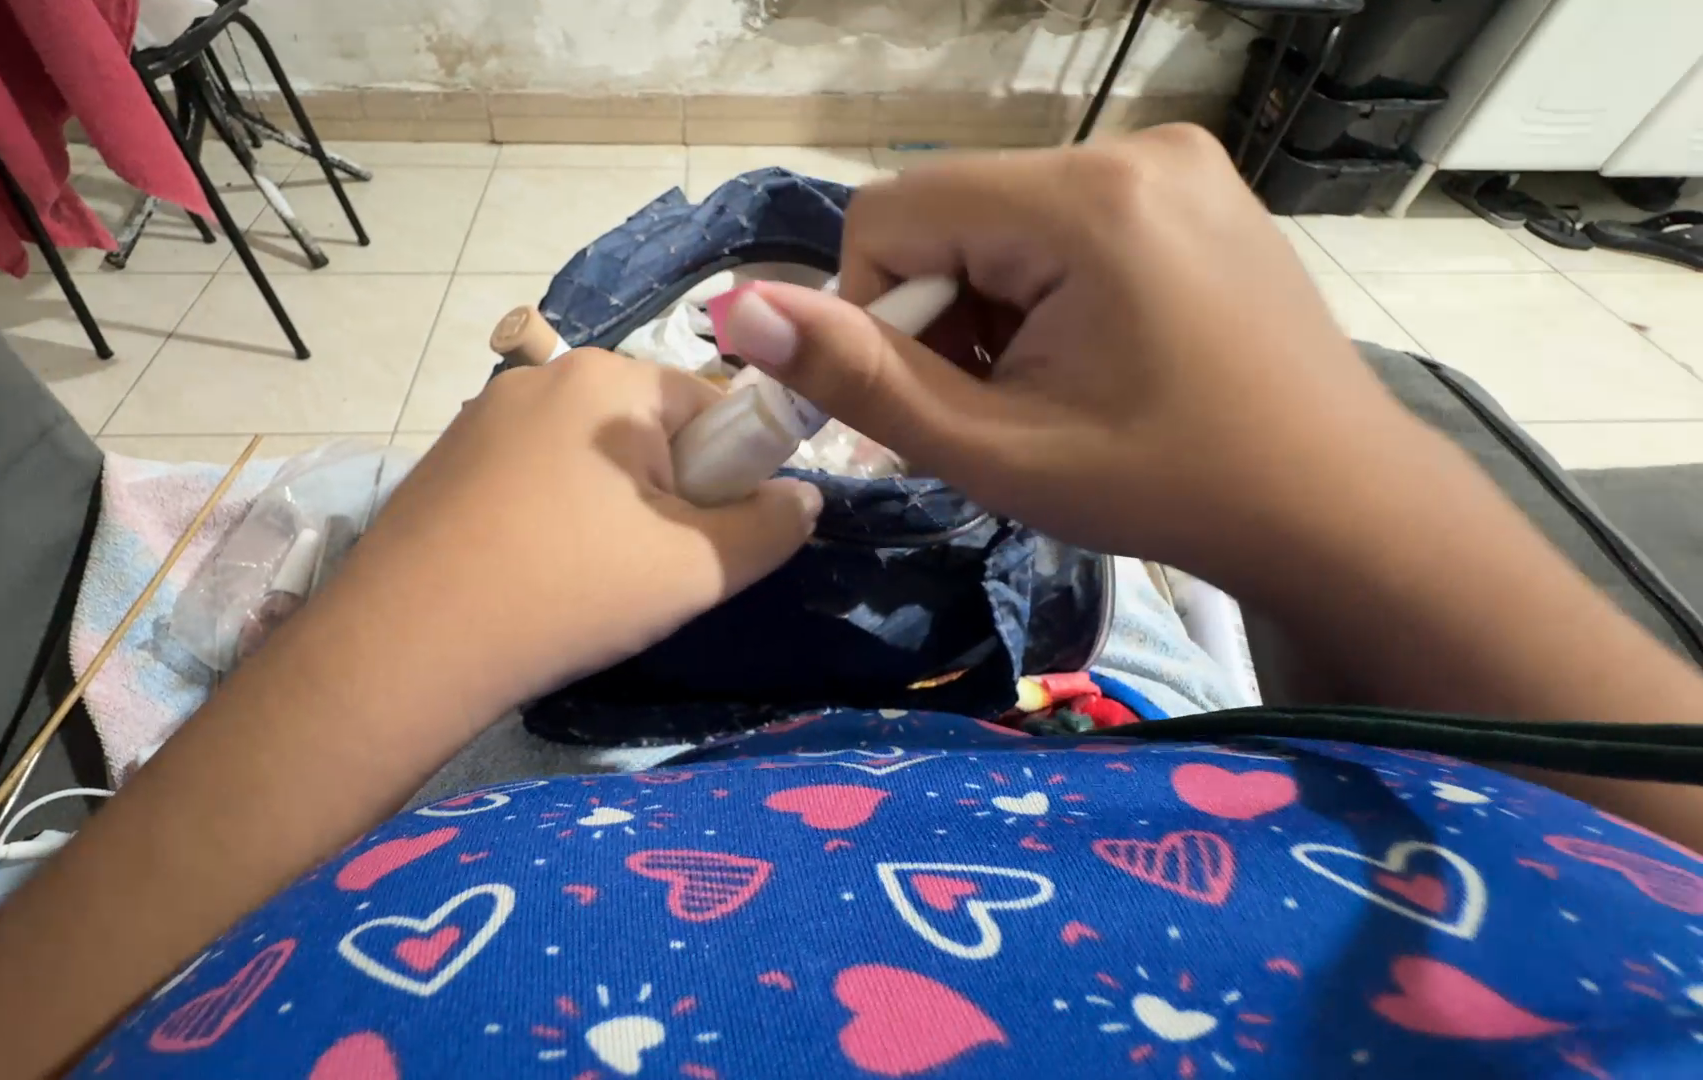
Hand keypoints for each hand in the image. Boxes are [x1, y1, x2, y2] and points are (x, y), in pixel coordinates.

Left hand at [352, 348, 821, 711]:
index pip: (713, 406)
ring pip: (594, 458)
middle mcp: (547, 374)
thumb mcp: (697, 569)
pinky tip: (533, 570)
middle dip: (670, 493)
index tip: (704, 539)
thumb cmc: (570, 593)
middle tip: (648, 568)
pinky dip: (557, 514)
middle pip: (652, 430)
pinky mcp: (449, 458)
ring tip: (585, 578)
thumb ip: (772, 528)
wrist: (405, 651)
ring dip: (614, 508)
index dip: (729, 475)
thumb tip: (802, 498)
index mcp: (611, 380)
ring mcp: (487, 414)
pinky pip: (538, 474)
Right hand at [717, 125, 1427, 580]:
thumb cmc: (1160, 488)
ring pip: (994, 225)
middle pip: (946, 216)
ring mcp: (1169, 165)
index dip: (872, 313)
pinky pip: (1052, 229)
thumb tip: (738, 309)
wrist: (1332, 508)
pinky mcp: (1186, 193)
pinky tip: (1074, 361)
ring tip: (1034, 392)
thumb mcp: (991, 447)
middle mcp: (1129, 150)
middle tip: (986, 407)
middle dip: (933, 319)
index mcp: (1083, 201)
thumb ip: (860, 376)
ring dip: (979, 314)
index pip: (889, 214)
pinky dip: (1028, 298)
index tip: (926, 398)